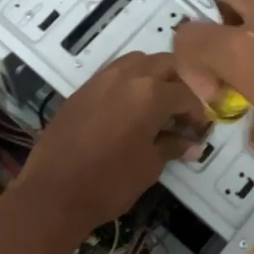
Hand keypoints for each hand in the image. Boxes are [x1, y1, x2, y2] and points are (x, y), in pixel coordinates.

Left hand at [7, 52, 207, 235]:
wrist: (53, 192)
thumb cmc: (109, 183)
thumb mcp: (149, 166)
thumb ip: (172, 147)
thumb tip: (192, 144)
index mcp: (151, 94)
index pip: (187, 94)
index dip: (198, 113)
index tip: (200, 130)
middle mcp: (128, 76)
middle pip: (165, 64)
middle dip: (180, 83)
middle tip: (182, 110)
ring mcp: (102, 79)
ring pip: (137, 61)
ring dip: (153, 75)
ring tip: (157, 104)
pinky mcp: (82, 89)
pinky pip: (114, 73)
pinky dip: (129, 81)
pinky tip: (130, 108)